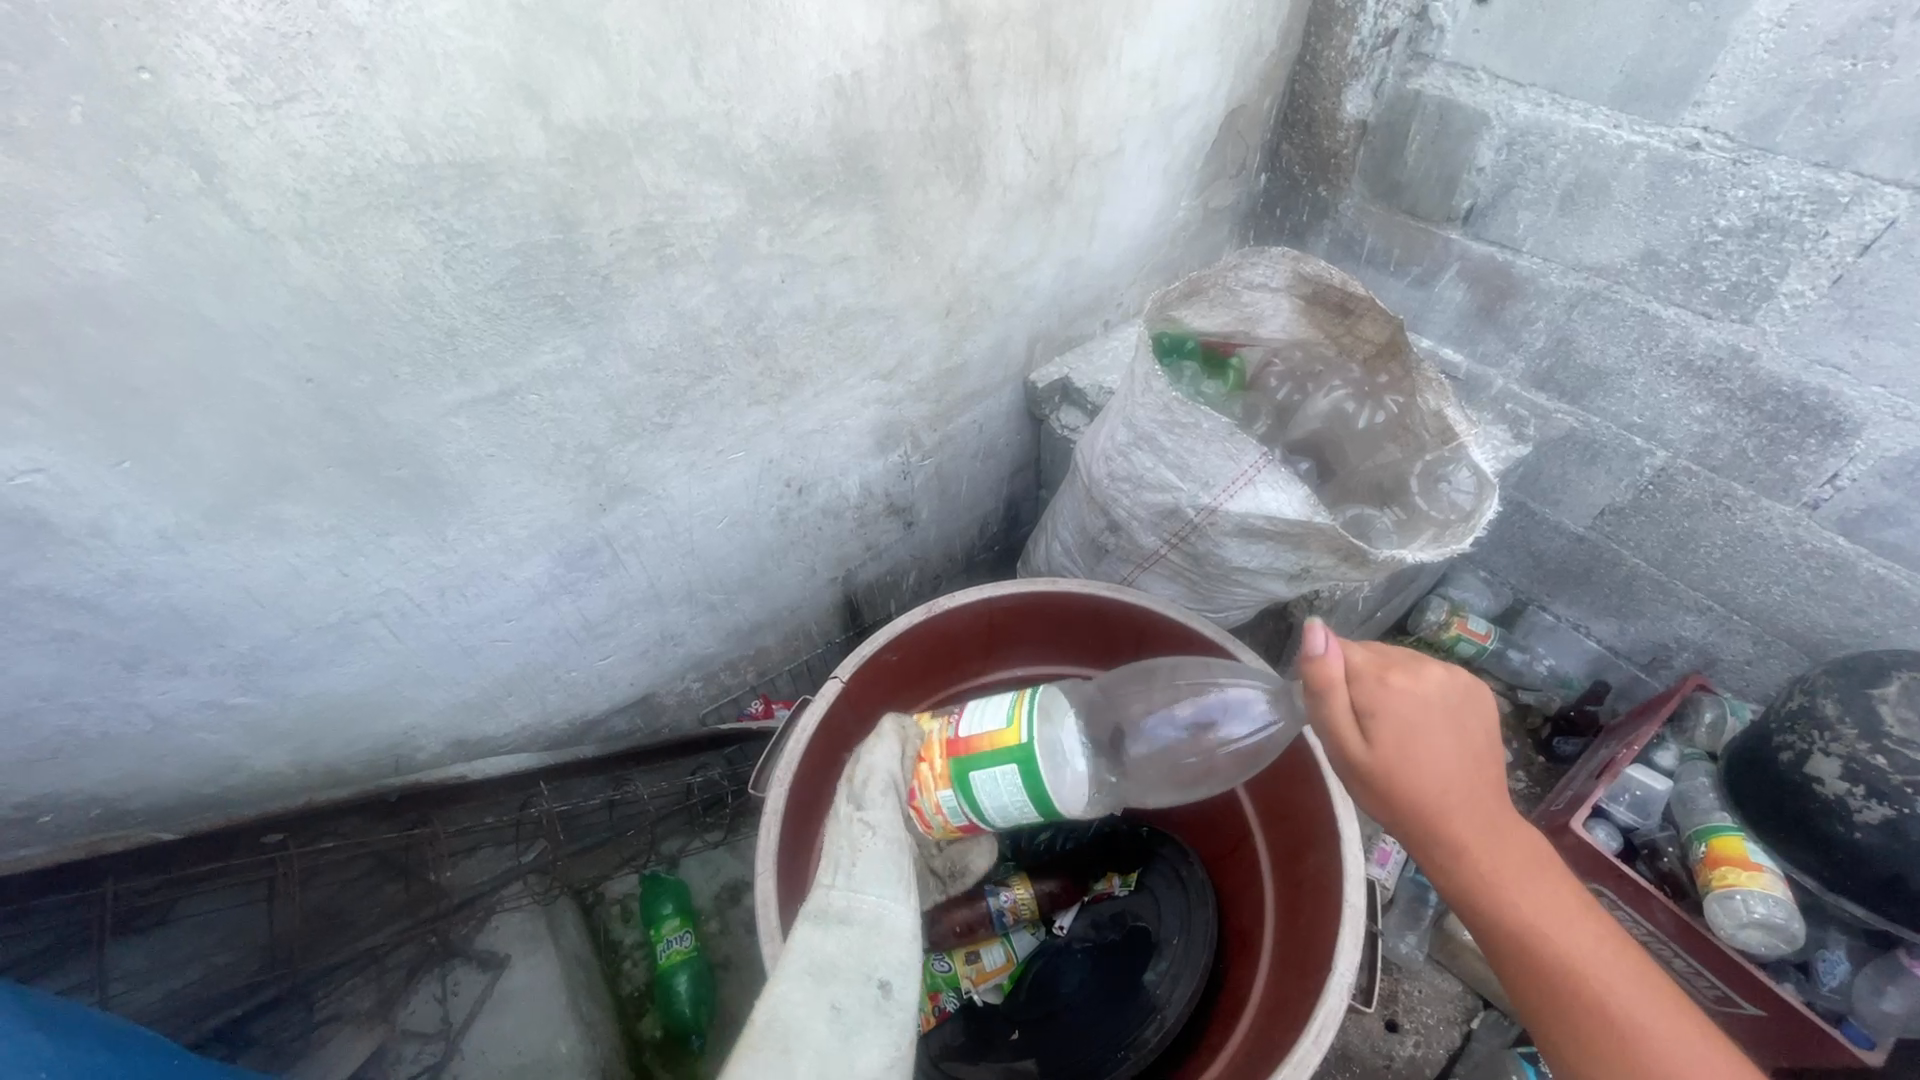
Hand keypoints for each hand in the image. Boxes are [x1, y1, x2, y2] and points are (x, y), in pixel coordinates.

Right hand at [1295, 617, 1522, 862]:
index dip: (1331, 679)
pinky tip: (1427, 725)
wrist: (1466, 826)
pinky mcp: (1478, 686)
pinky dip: (1422, 690)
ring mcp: (1454, 673)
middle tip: (1368, 728)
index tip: (1342, 717)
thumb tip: (1313, 626)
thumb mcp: (1340, 746)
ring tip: (1398, 728)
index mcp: (1382, 676)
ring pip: (1400, 660)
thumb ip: (1322, 683)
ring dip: (1391, 683)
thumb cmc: (1390, 792)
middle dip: (1361, 680)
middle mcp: (1420, 662)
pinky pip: (1431, 672)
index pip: (1336, 648)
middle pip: (1369, 652)